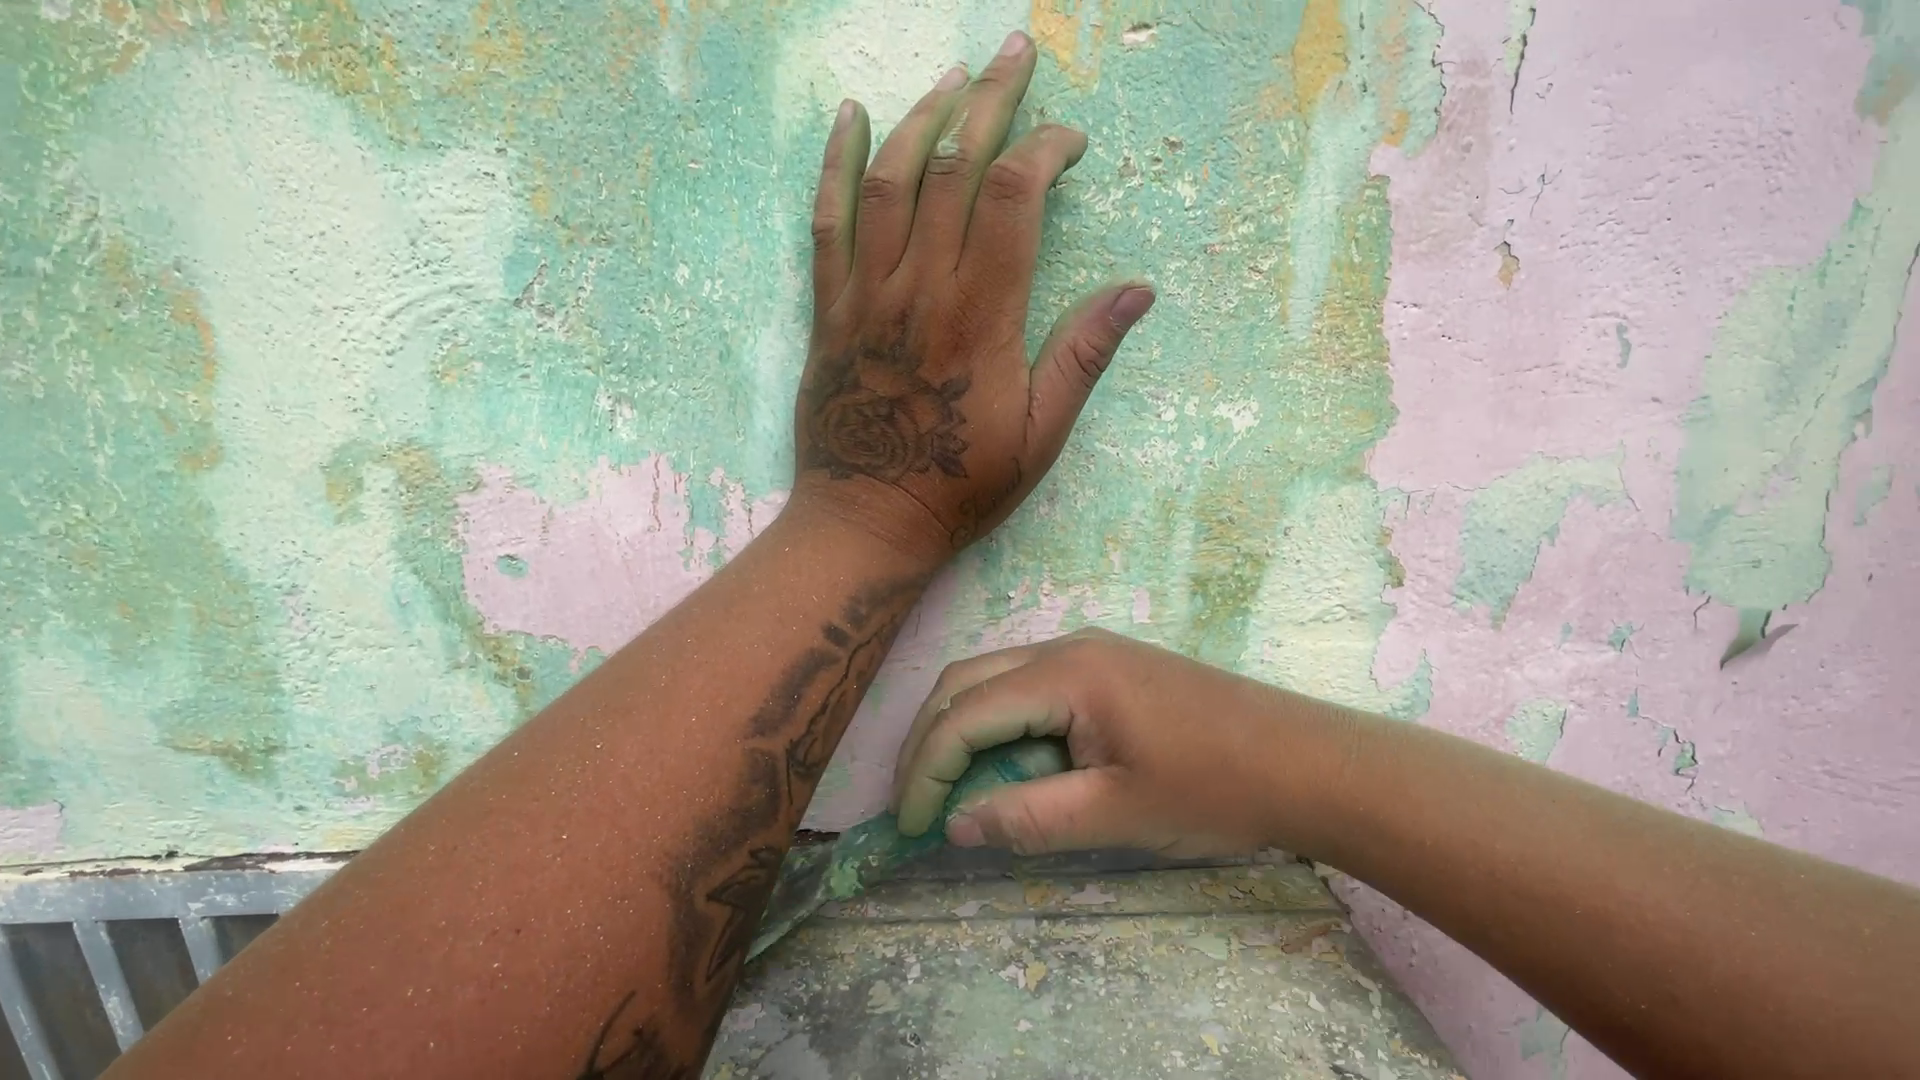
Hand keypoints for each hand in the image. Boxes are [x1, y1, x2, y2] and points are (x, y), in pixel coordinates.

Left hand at [792, 31, 1155, 567]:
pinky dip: (835, 164)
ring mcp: (867, 296)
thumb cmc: (961, 487)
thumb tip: (1138, 291)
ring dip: (922, 119)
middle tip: (1011, 54)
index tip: (1069, 143)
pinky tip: (849, 118)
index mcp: (981, 318)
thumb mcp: (1040, 435)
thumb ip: (1083, 357)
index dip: (1044, 151)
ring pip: (890, 182)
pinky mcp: (828, 311)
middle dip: (988, 102)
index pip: (1013, 198)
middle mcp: (921, 291)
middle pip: (955, 169)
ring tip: (950, 77)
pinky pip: (826, 222)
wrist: (869, 520)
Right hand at [889, 629, 1360, 856]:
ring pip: (995, 679)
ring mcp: (1089, 650)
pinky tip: (1008, 764)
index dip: (927, 770)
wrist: (1306, 761)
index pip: (964, 713)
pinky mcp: (1107, 666)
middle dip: (930, 742)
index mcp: (1065, 673)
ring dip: (964, 730)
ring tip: (952, 789)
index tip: (912, 827)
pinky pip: (1030, 686)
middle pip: (967, 682)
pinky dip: (1002, 724)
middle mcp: (1067, 645)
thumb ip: (1028, 817)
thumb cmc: (1214, 788)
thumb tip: (955, 826)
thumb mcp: (1115, 812)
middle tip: (917, 804)